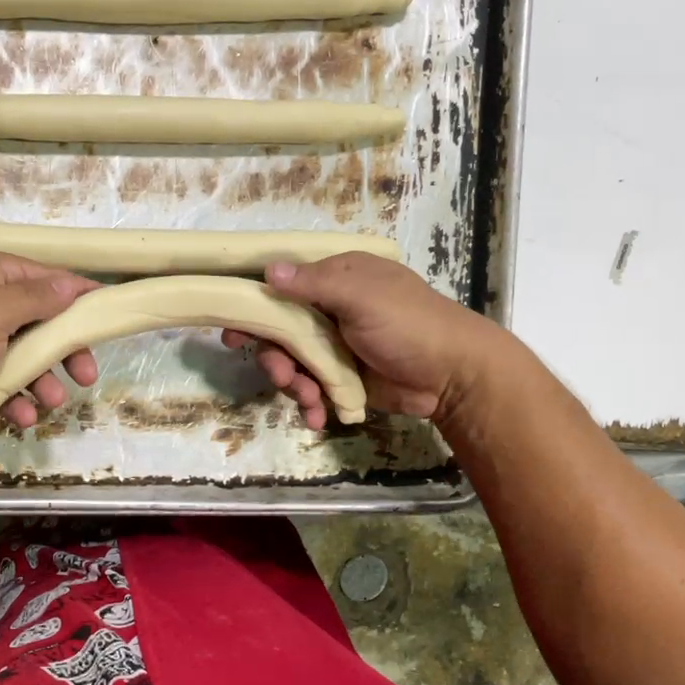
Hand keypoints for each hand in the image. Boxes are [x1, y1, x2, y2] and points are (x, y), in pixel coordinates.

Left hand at [0, 253, 99, 425]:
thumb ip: (37, 299)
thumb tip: (72, 284)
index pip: (50, 281)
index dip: (81, 298)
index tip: (110, 315)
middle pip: (45, 326)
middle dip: (66, 353)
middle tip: (86, 375)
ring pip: (28, 362)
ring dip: (43, 383)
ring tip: (51, 403)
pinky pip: (5, 387)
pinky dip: (16, 402)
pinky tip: (21, 417)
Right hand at [224, 253, 513, 428]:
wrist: (452, 376)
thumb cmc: (409, 325)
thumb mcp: (361, 296)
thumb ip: (313, 284)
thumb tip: (269, 269)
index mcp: (336, 278)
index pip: (282, 284)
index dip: (253, 306)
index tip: (232, 330)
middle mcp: (330, 308)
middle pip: (279, 331)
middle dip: (275, 356)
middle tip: (279, 374)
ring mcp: (334, 345)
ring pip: (291, 363)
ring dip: (293, 383)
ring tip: (308, 397)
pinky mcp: (341, 377)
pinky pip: (309, 387)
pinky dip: (309, 402)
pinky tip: (316, 415)